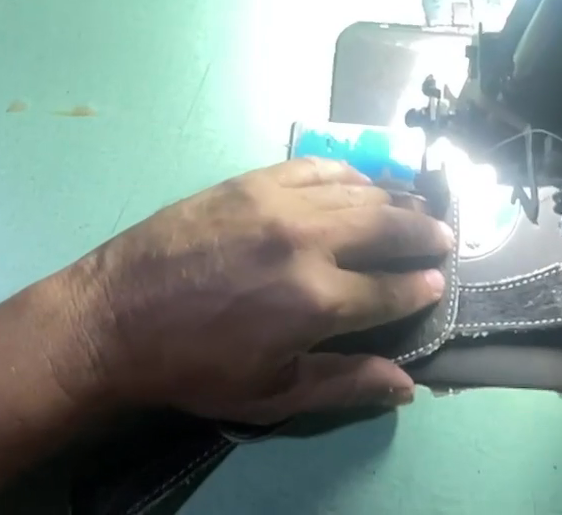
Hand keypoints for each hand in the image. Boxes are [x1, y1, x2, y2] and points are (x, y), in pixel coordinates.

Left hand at [43, 158, 452, 423]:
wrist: (116, 317)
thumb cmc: (194, 366)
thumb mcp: (270, 395)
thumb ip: (344, 383)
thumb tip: (408, 384)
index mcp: (315, 301)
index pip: (390, 288)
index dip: (420, 286)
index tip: (438, 281)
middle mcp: (308, 241)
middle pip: (387, 226)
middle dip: (423, 231)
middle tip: (444, 235)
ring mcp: (280, 202)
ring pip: (358, 190)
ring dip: (395, 197)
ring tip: (415, 204)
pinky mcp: (254, 180)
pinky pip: (316, 166)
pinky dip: (349, 172)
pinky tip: (362, 179)